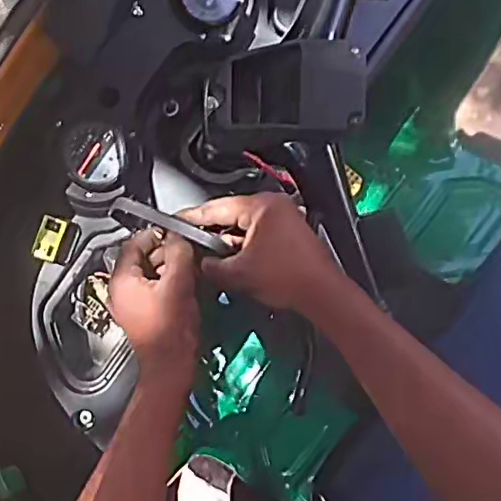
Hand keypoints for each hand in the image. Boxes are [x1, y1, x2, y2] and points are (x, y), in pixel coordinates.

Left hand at [108, 228, 200, 383]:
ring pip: (151, 273)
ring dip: (170, 268)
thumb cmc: (169, 331)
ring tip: (190, 270)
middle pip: (143, 257)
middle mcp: (121, 290)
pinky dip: (169, 284)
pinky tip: (186, 286)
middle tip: (187, 252)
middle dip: (166, 253)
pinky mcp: (144, 313)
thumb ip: (178, 253)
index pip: (134, 242)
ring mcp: (131, 303)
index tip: (175, 234)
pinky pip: (155, 289)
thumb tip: (179, 237)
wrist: (171, 365)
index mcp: (121, 279)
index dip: (157, 235)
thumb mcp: (177, 283)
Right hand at [176, 193, 344, 314]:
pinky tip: (233, 261)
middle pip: (230, 214)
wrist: (321, 294)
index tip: (178, 222)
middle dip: (210, 232)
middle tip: (191, 242)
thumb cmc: (291, 278)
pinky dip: (243, 245)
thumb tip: (201, 264)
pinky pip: (257, 233)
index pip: (216, 207)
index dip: (193, 217)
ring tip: (212, 257)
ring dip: (227, 241)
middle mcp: (274, 206)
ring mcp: (284, 218)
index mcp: (262, 205)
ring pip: (243, 225)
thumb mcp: (238, 273)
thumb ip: (212, 266)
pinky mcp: (288, 233)